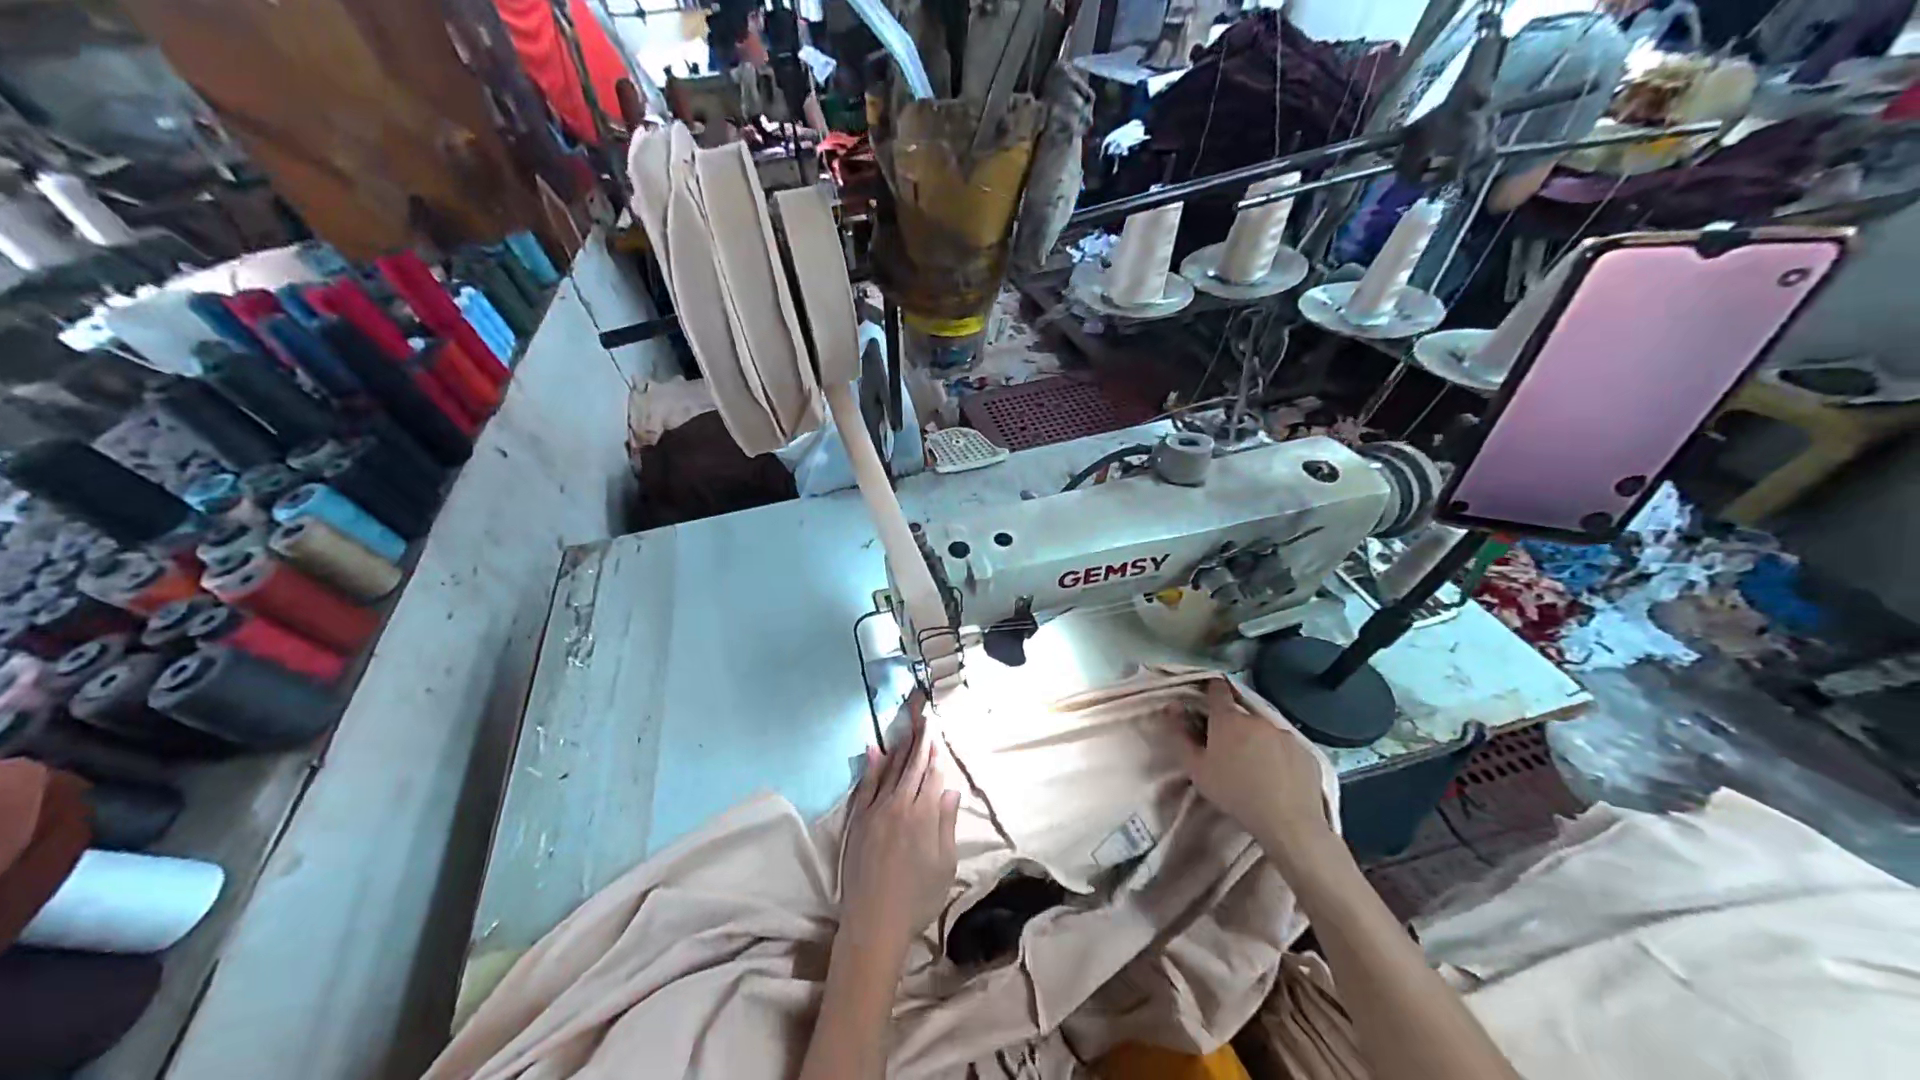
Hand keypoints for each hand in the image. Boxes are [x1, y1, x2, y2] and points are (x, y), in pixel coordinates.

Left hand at [839, 695, 960, 951]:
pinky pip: (866, 785)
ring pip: (890, 771)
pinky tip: (875, 750)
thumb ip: (947, 824)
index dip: (935, 754)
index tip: (937, 733)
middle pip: (912, 767)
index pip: (932, 775)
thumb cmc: (917, 897)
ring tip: (907, 729)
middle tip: (923, 718)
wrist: (874, 921)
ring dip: (900, 749)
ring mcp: (876, 810)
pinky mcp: (858, 820)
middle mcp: (899, 805)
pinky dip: (872, 766)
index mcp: (924, 815)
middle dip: (920, 742)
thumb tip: (950, 791)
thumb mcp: (944, 864)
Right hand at [1181, 680, 1331, 855]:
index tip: (1208, 702)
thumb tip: (1172, 706)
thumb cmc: (1234, 793)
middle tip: (1229, 751)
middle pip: (1242, 715)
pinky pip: (1287, 749)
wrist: (1287, 821)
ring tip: (1256, 769)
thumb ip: (1180, 735)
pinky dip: (1280, 757)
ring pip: (1266, 732)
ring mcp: (1285, 734)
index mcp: (1228, 719)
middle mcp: (1258, 719)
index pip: (1218, 690)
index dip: (1211, 692)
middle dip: (1234, 726)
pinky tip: (1278, 778)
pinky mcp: (1306, 752)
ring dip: (1258, 742)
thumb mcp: (1196, 768)